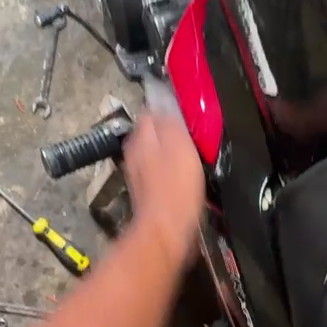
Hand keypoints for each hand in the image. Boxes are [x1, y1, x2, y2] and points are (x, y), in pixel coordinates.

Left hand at [122, 110, 205, 259]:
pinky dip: (170, 170)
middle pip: (151, 131)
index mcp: (141, 137)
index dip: (168, 107)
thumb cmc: (175, 188)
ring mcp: (138, 173)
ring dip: (170, 150)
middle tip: (192, 133)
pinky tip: (184, 176)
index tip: (187, 111)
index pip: (150, 109)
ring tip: (191, 153)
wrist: (166, 232)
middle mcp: (134, 152)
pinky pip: (159, 171)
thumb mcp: (179, 145)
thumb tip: (161, 94)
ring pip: (155, 151)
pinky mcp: (147, 192)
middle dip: (169, 129)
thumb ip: (170, 119)